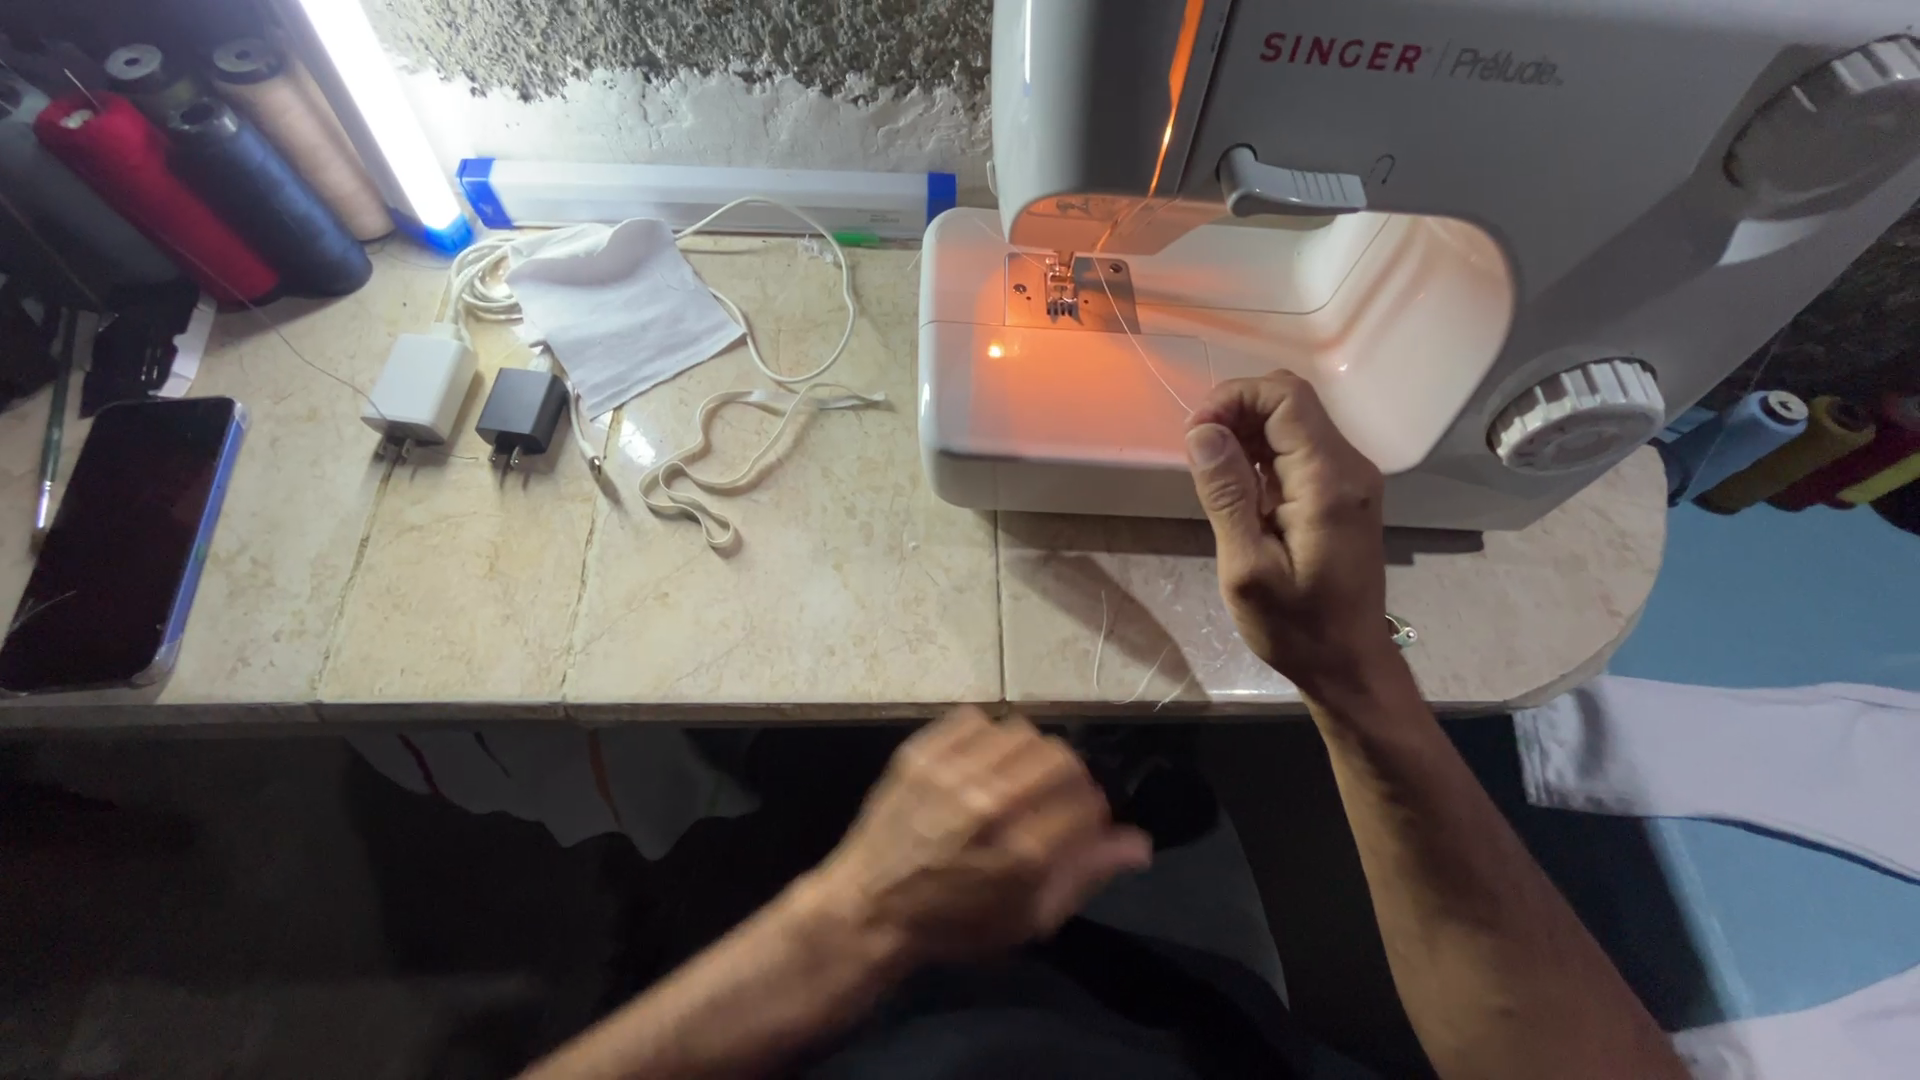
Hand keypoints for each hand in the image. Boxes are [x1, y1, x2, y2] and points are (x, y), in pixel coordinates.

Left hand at [810, 707, 1151, 962]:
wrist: (867, 909)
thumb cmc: (954, 924)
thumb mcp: (1028, 920)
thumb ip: (1086, 875)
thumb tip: (1139, 841)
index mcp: (1023, 852)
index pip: (1088, 801)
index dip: (1093, 812)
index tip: (1080, 822)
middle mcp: (991, 803)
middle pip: (1059, 756)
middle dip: (1068, 777)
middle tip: (1051, 797)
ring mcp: (951, 773)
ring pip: (1020, 731)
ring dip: (1029, 754)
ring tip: (1015, 778)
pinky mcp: (920, 753)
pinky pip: (974, 718)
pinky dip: (987, 736)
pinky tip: (981, 762)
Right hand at [1184, 370, 1394, 690]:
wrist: (1347, 663)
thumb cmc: (1295, 626)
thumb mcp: (1247, 567)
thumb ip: (1226, 494)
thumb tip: (1201, 432)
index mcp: (1329, 481)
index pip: (1286, 397)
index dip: (1233, 399)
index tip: (1193, 436)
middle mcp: (1347, 467)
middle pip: (1290, 402)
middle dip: (1235, 411)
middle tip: (1195, 453)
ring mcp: (1347, 479)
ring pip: (1291, 422)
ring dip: (1244, 431)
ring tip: (1209, 472)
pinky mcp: (1338, 493)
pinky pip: (1295, 450)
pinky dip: (1258, 453)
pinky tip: (1234, 485)